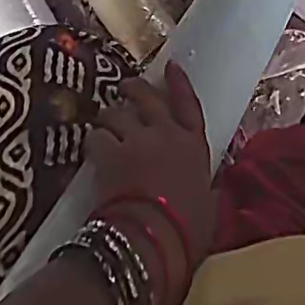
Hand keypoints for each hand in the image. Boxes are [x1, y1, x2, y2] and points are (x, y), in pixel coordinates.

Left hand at [87, 62, 215, 300]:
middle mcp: (166, 134)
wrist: (155, 238)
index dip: (179, 83)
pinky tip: (91, 149)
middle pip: (147, 98)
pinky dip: (92, 142)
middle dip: (133, 88)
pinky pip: (96, 136)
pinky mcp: (111, 152)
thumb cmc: (189, 230)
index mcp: (194, 146)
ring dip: (108, 119)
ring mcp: (137, 140)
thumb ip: (208, 191)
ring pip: (116, 113)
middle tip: (124, 88)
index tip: (170, 66)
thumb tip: (212, 191)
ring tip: (103, 126)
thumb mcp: (209, 207)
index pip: (188, 104)